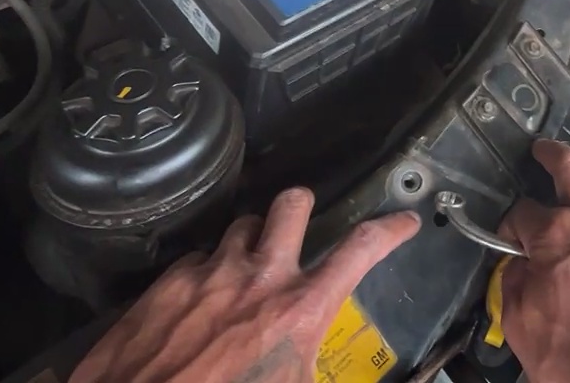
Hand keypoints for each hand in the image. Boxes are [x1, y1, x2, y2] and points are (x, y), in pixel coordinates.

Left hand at [72, 187, 419, 382]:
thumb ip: (311, 366)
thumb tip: (316, 352)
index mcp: (300, 310)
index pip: (362, 249)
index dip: (391, 229)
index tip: (405, 221)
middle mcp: (261, 279)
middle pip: (293, 204)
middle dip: (299, 207)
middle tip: (296, 225)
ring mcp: (210, 276)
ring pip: (241, 226)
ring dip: (247, 244)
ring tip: (240, 272)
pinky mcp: (164, 286)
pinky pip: (194, 260)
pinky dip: (201, 277)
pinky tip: (192, 307)